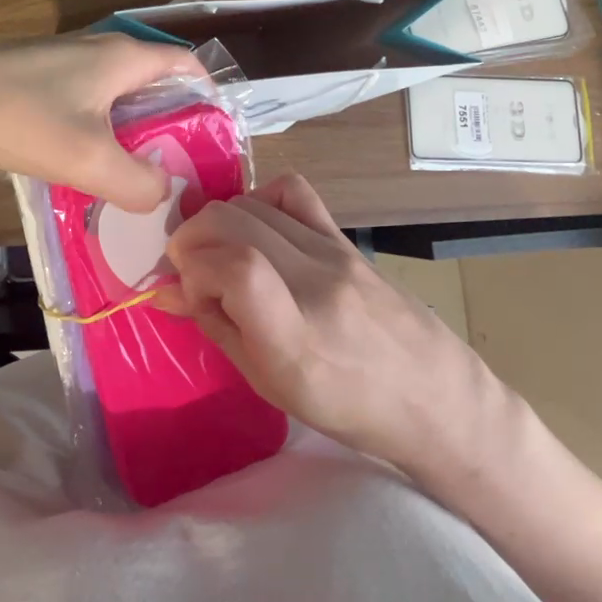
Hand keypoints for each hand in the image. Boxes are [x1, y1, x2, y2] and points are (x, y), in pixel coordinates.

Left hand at [0, 33, 203, 211]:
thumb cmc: (22, 120)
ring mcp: (61, 61)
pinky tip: (83, 164)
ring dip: (129, 130)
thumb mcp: (90, 161)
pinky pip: (83, 102)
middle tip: (177, 170)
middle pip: (152, 82)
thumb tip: (163, 193)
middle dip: (170, 123)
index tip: (214, 140)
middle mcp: (97, 49)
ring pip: (114, 95)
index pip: (185, 64)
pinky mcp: (34, 77)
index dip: (208, 97)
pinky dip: (96, 129)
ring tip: (134, 176)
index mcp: (121, 58)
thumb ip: (140, 183)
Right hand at [158, 173, 508, 477]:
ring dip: (218, 222)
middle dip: (192, 239)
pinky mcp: (345, 239)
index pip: (234, 267)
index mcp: (295, 337)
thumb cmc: (347, 408)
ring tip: (219, 254)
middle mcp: (316, 284)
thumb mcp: (269, 383)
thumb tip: (165, 289)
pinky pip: (292, 192)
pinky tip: (254, 227)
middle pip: (232, 221)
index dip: (195, 269)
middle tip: (192, 270)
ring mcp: (335, 254)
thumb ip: (215, 326)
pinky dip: (258, 199)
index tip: (192, 291)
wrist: (436, 400)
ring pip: (252, 204)